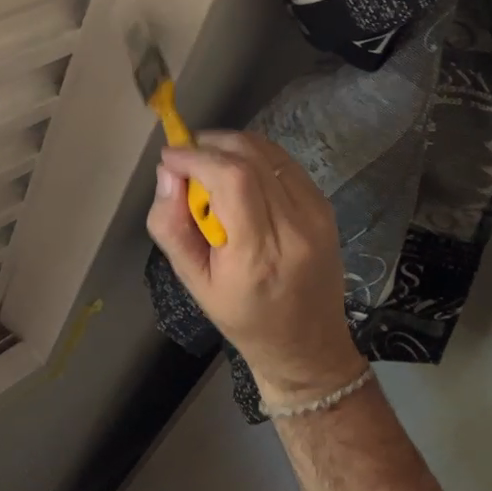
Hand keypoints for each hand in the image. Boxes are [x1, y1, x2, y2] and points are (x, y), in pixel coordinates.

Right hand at [146, 131, 366, 406]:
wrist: (308, 344)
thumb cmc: (243, 316)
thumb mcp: (192, 280)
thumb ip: (170, 225)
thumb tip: (167, 173)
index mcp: (258, 254)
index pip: (231, 179)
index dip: (196, 157)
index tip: (169, 158)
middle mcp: (294, 228)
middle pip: (249, 157)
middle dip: (208, 145)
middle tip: (185, 159)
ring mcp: (316, 214)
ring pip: (267, 152)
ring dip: (229, 146)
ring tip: (207, 163)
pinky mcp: (324, 207)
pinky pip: (282, 161)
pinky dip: (252, 156)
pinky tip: (236, 173)